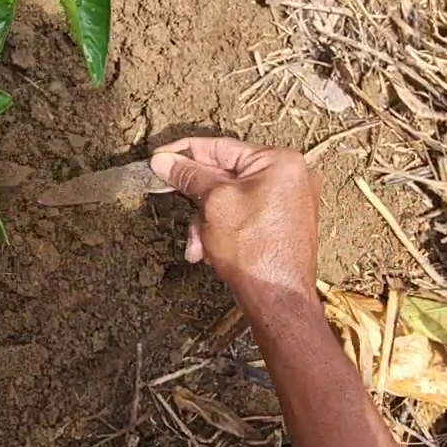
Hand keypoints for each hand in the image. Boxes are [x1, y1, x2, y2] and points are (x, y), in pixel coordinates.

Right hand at [149, 137, 318, 296]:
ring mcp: (286, 201)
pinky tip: (206, 251)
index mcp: (279, 161)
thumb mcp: (214, 203)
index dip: (185, 152)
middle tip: (165, 192)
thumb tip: (163, 160)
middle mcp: (288, 176)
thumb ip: (189, 176)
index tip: (159, 156)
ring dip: (205, 220)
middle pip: (224, 175)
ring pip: (229, 199)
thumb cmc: (253, 248)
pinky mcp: (280, 223)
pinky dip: (220, 230)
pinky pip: (241, 215)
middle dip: (195, 196)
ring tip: (196, 245)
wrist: (279, 299)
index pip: (221, 147)